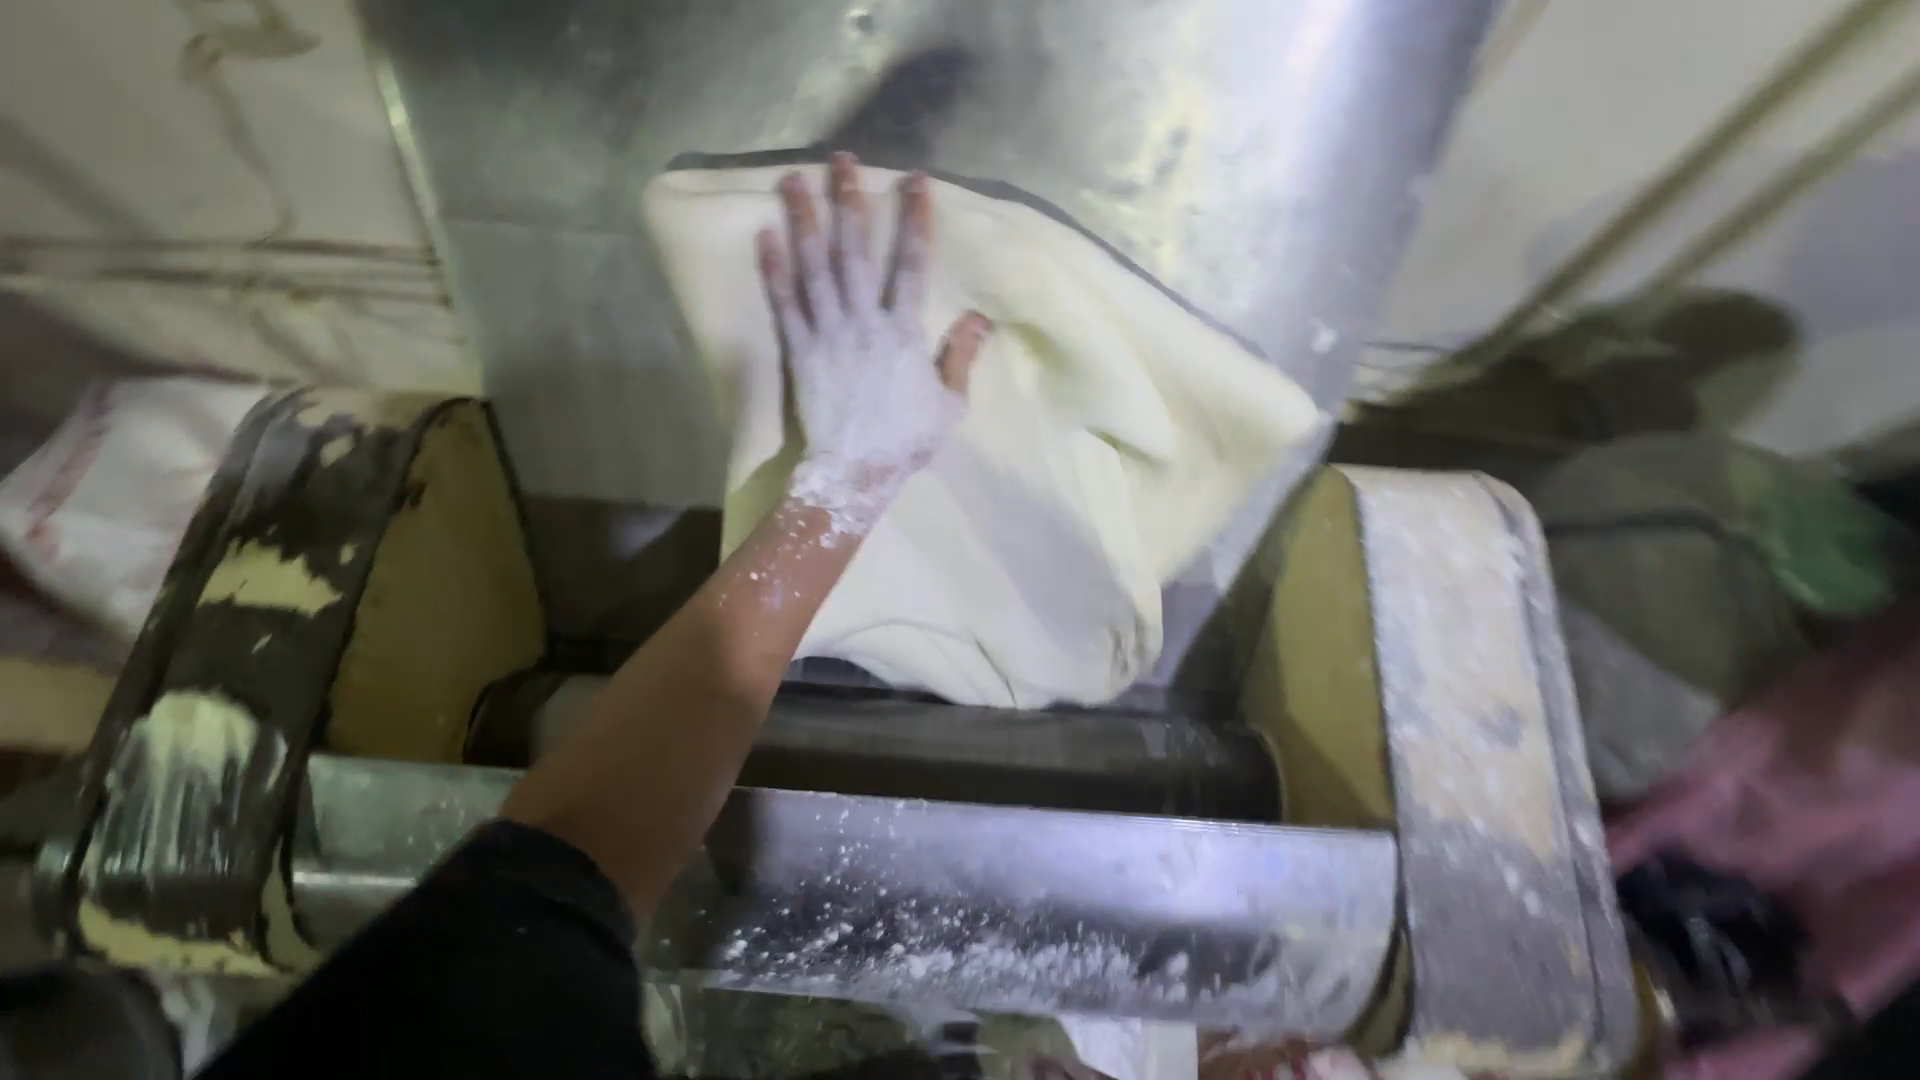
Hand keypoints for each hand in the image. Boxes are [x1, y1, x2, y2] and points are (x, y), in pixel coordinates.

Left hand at [756, 151, 990, 539]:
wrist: (854, 472)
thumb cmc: (906, 442)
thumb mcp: (949, 405)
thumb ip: (960, 358)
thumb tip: (978, 317)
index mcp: (904, 333)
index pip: (912, 265)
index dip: (915, 220)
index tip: (914, 181)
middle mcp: (864, 322)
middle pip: (856, 252)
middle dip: (851, 202)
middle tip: (842, 159)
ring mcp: (827, 334)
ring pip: (815, 268)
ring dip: (805, 221)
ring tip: (794, 180)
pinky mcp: (799, 351)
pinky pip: (785, 304)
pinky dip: (774, 269)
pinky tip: (766, 235)